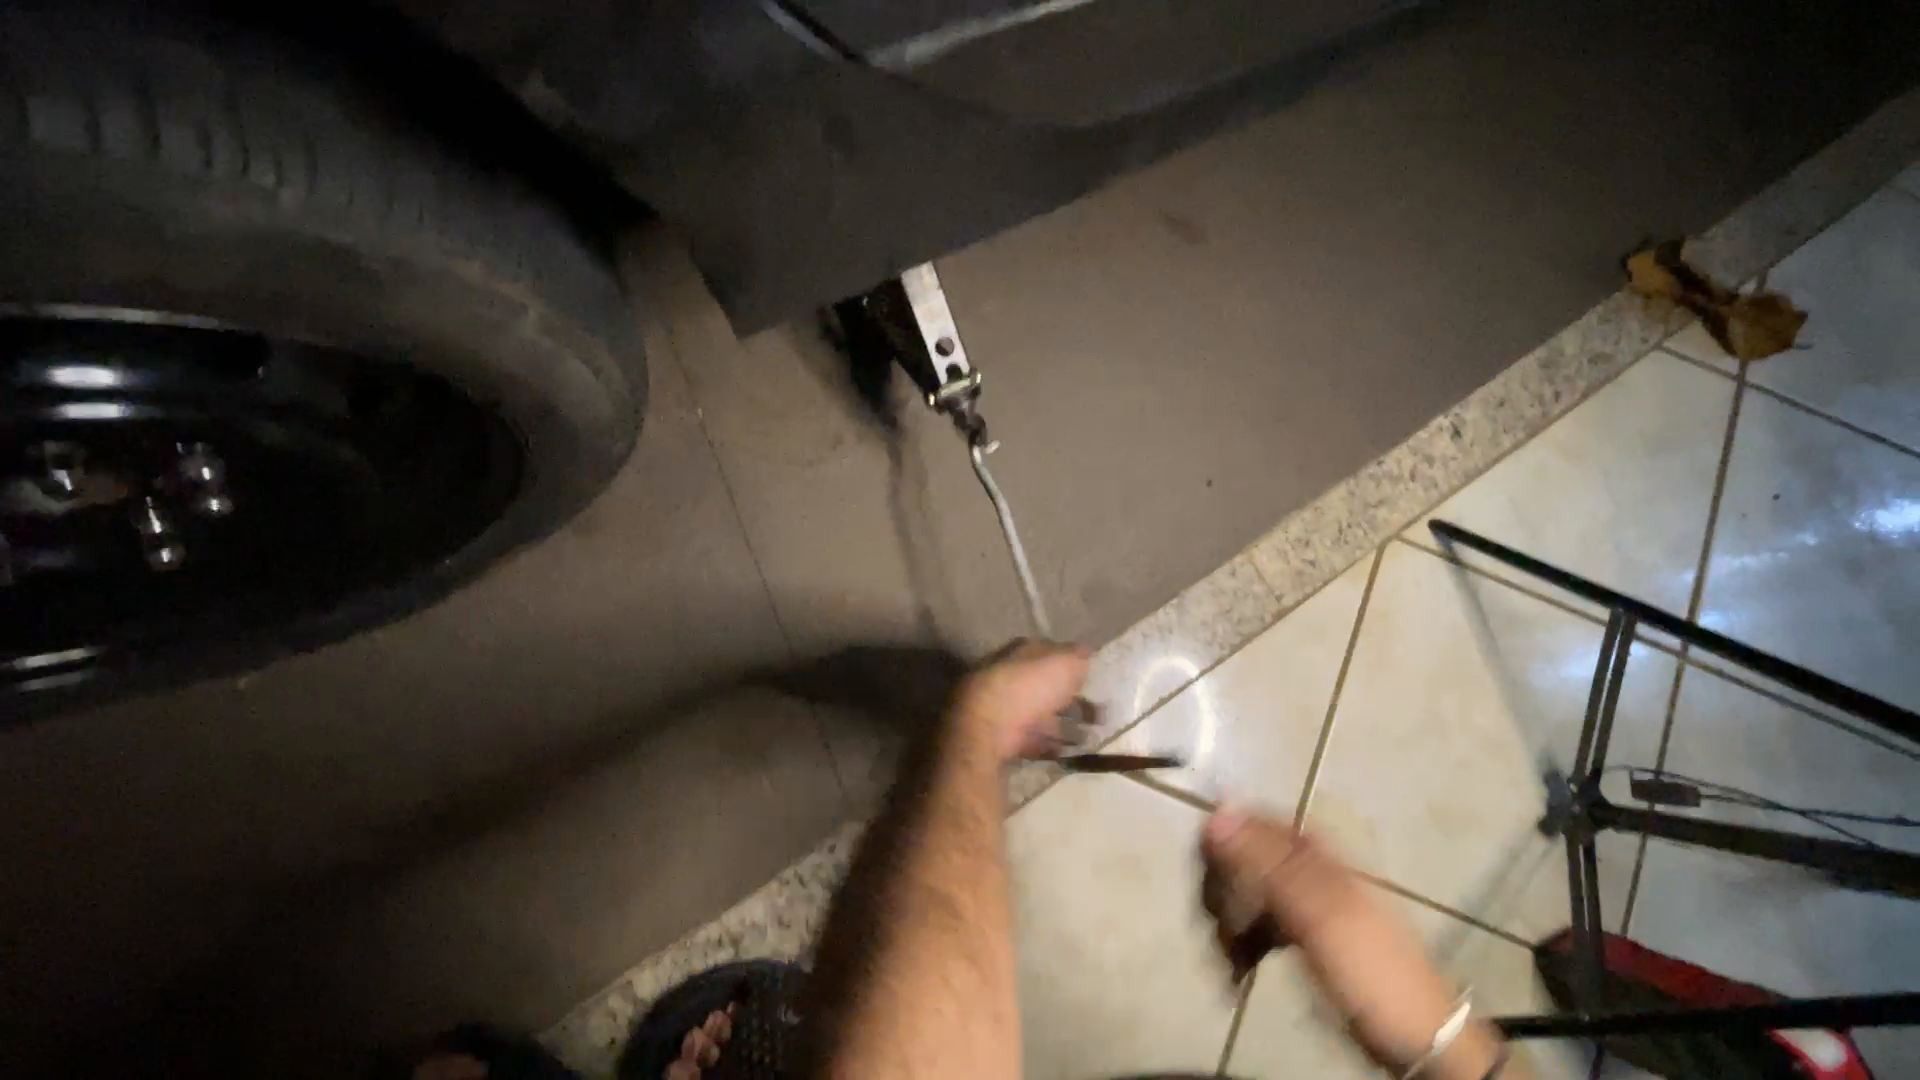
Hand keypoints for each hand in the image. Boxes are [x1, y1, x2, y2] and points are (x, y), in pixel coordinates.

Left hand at [950, 640, 1091, 763]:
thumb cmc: (1028, 688)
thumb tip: (1087, 652)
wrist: (987, 728)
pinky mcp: (1002, 738)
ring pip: (1040, 715)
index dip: (1071, 664)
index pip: (1049, 653)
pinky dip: (1051, 745)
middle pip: (1044, 687)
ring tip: (1092, 737)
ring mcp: (1004, 709)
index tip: (1093, 678)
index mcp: (1020, 653)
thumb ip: (1078, 656)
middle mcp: (1009, 677)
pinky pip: (1033, 740)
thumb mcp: (1064, 663)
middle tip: (1101, 714)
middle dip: (1071, 699)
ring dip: (1064, 725)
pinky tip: (1071, 752)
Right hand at [1200, 808, 1490, 1072]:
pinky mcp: (1299, 930)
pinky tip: (1236, 969)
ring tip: (1229, 962)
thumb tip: (1216, 813)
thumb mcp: (1317, 913)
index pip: (1243, 822)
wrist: (1418, 1035)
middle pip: (1237, 858)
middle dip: (1220, 896)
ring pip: (1240, 893)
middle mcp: (1302, 864)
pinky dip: (1240, 944)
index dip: (1217, 849)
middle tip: (1221, 931)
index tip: (1208, 885)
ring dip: (1227, 926)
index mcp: (1310, 849)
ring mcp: (1301, 897)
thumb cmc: (1371, 970)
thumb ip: (1265, 861)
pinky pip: (1253, 923)